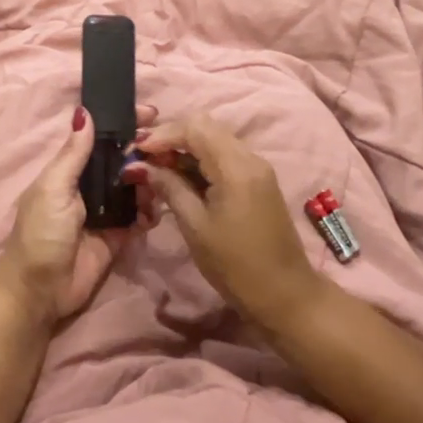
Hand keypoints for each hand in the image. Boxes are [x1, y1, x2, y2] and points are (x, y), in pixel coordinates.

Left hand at [0, 105, 154, 322]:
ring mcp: (106, 212)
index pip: (102, 139)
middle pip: (123, 161)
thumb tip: (84, 111)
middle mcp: (91, 187)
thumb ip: (74, 153)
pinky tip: (154, 212)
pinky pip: (140, 217)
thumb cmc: (41, 233)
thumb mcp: (54, 188)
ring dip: (151, 182)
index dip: (124, 125)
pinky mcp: (118, 236)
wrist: (40, 291)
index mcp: (71, 170)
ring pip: (136, 187)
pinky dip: (150, 212)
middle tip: (165, 151)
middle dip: (144, 153)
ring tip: (161, 183)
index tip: (150, 113)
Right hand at [122, 117, 322, 328]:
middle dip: (172, 138)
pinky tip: (182, 180)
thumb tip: (141, 167)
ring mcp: (257, 168)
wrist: (286, 295)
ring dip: (185, 150)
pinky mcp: (258, 181)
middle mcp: (249, 157)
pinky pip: (224, 157)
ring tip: (157, 171)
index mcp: (235, 166)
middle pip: (205, 128)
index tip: (136, 152)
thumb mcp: (195, 227)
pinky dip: (200, 161)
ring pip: (214, 140)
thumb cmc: (236, 265)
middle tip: (144, 161)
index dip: (162, 134)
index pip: (194, 127)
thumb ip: (169, 188)